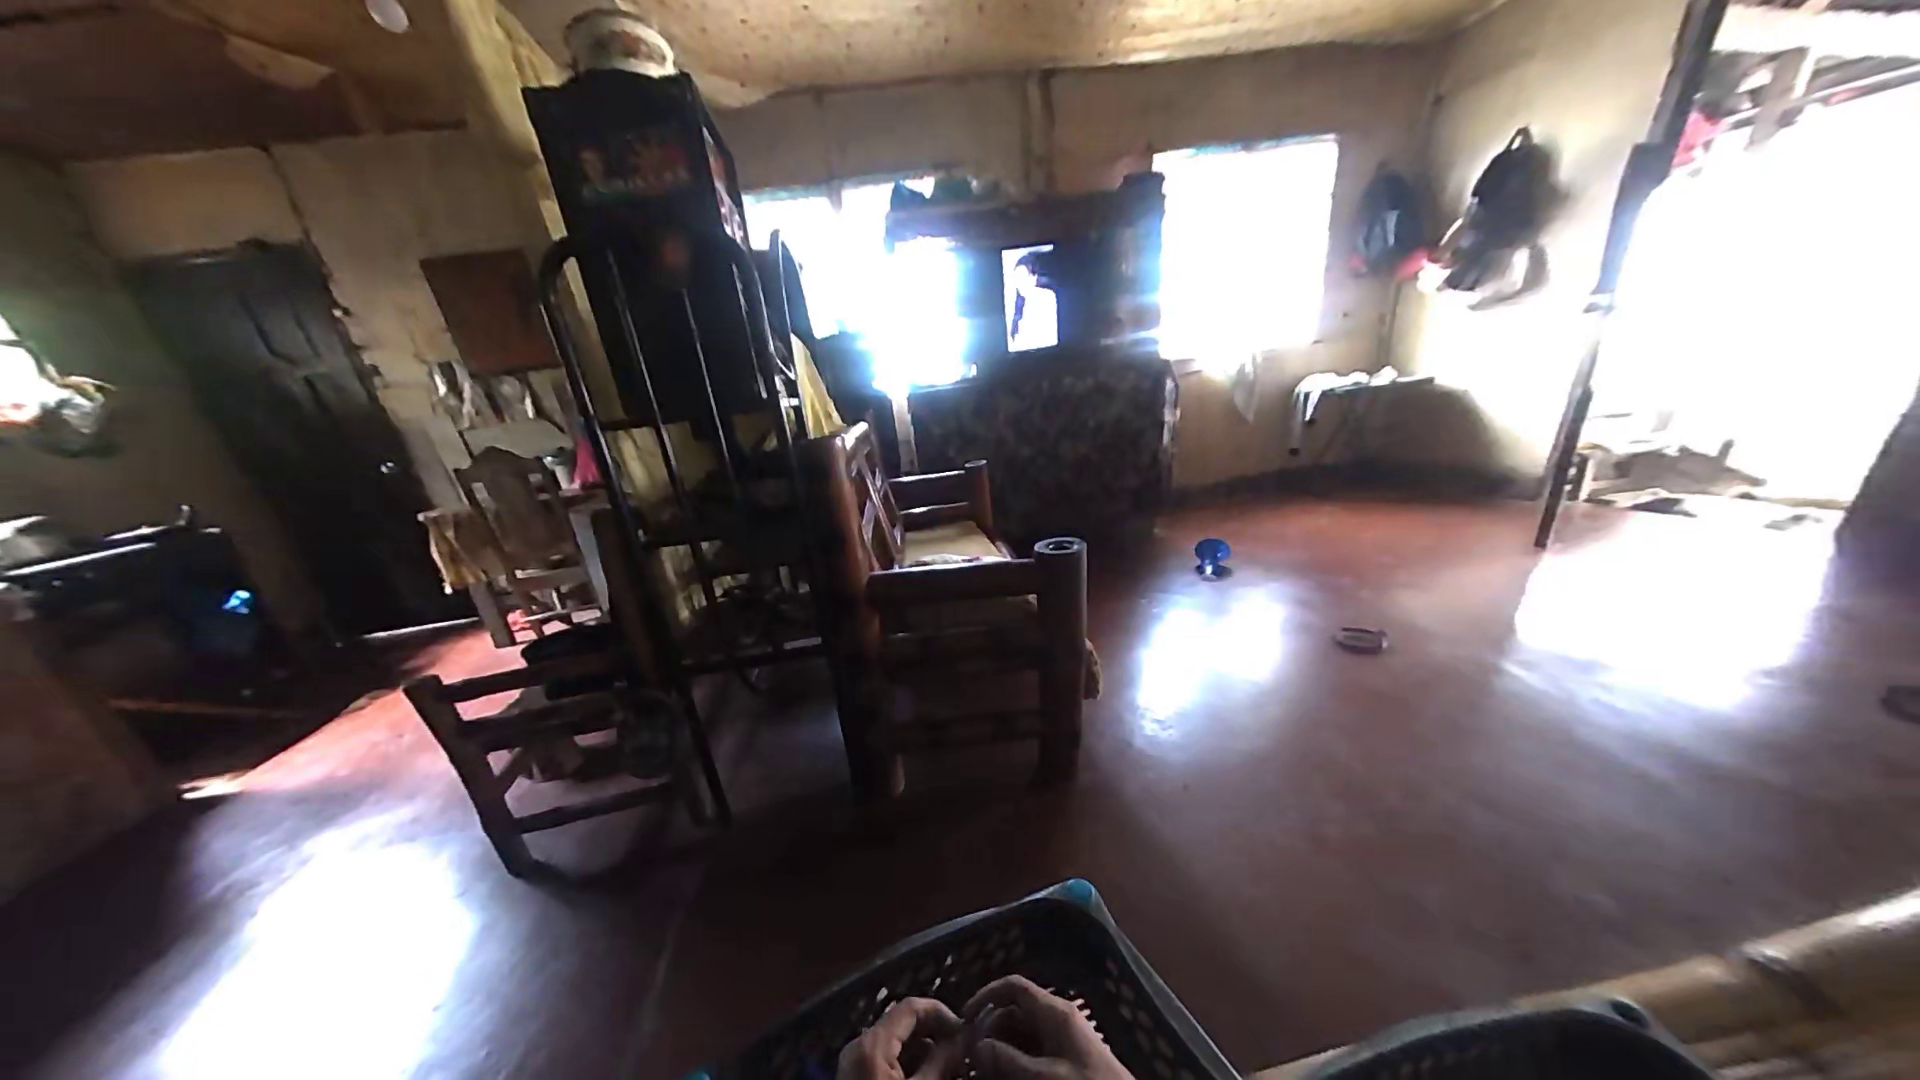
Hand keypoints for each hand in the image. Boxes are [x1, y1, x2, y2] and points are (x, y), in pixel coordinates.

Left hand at [838, 997, 964, 1079]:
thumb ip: (941, 1062)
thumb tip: (964, 1037)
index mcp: (872, 1044)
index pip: (910, 1007)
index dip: (940, 1013)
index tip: (964, 1031)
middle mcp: (858, 1044)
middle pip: (902, 1022)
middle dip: (933, 1033)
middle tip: (959, 1051)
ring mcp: (853, 1061)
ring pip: (895, 1041)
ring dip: (923, 1049)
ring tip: (947, 1067)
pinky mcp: (854, 1076)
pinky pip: (885, 1058)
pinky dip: (907, 1063)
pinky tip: (927, 1075)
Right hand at [963, 975, 1134, 1079]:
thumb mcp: (1045, 1079)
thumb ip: (1010, 1061)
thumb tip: (977, 1045)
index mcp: (1054, 1012)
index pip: (1013, 987)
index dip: (986, 995)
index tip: (964, 1019)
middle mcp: (1056, 1018)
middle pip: (1015, 1012)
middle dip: (990, 1030)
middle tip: (970, 1058)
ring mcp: (1062, 1039)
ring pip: (1022, 1034)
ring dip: (1002, 1049)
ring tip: (984, 1072)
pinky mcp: (1067, 1059)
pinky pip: (1034, 1052)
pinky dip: (1016, 1062)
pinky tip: (1004, 1077)